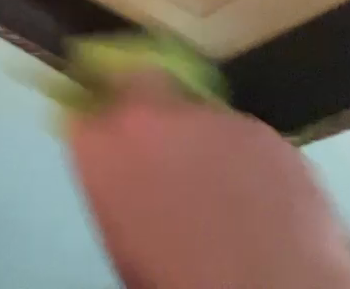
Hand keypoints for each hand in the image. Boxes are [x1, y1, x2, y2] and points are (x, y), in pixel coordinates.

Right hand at [69, 74, 349, 288]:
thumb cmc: (176, 276)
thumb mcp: (120, 231)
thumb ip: (114, 179)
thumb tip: (125, 168)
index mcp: (97, 144)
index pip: (86, 110)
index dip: (105, 124)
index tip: (118, 142)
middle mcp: (143, 115)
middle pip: (136, 81)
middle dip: (147, 98)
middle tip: (167, 141)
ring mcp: (204, 116)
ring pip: (199, 111)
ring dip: (205, 136)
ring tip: (226, 184)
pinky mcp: (261, 130)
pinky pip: (247, 135)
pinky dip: (250, 157)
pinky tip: (263, 196)